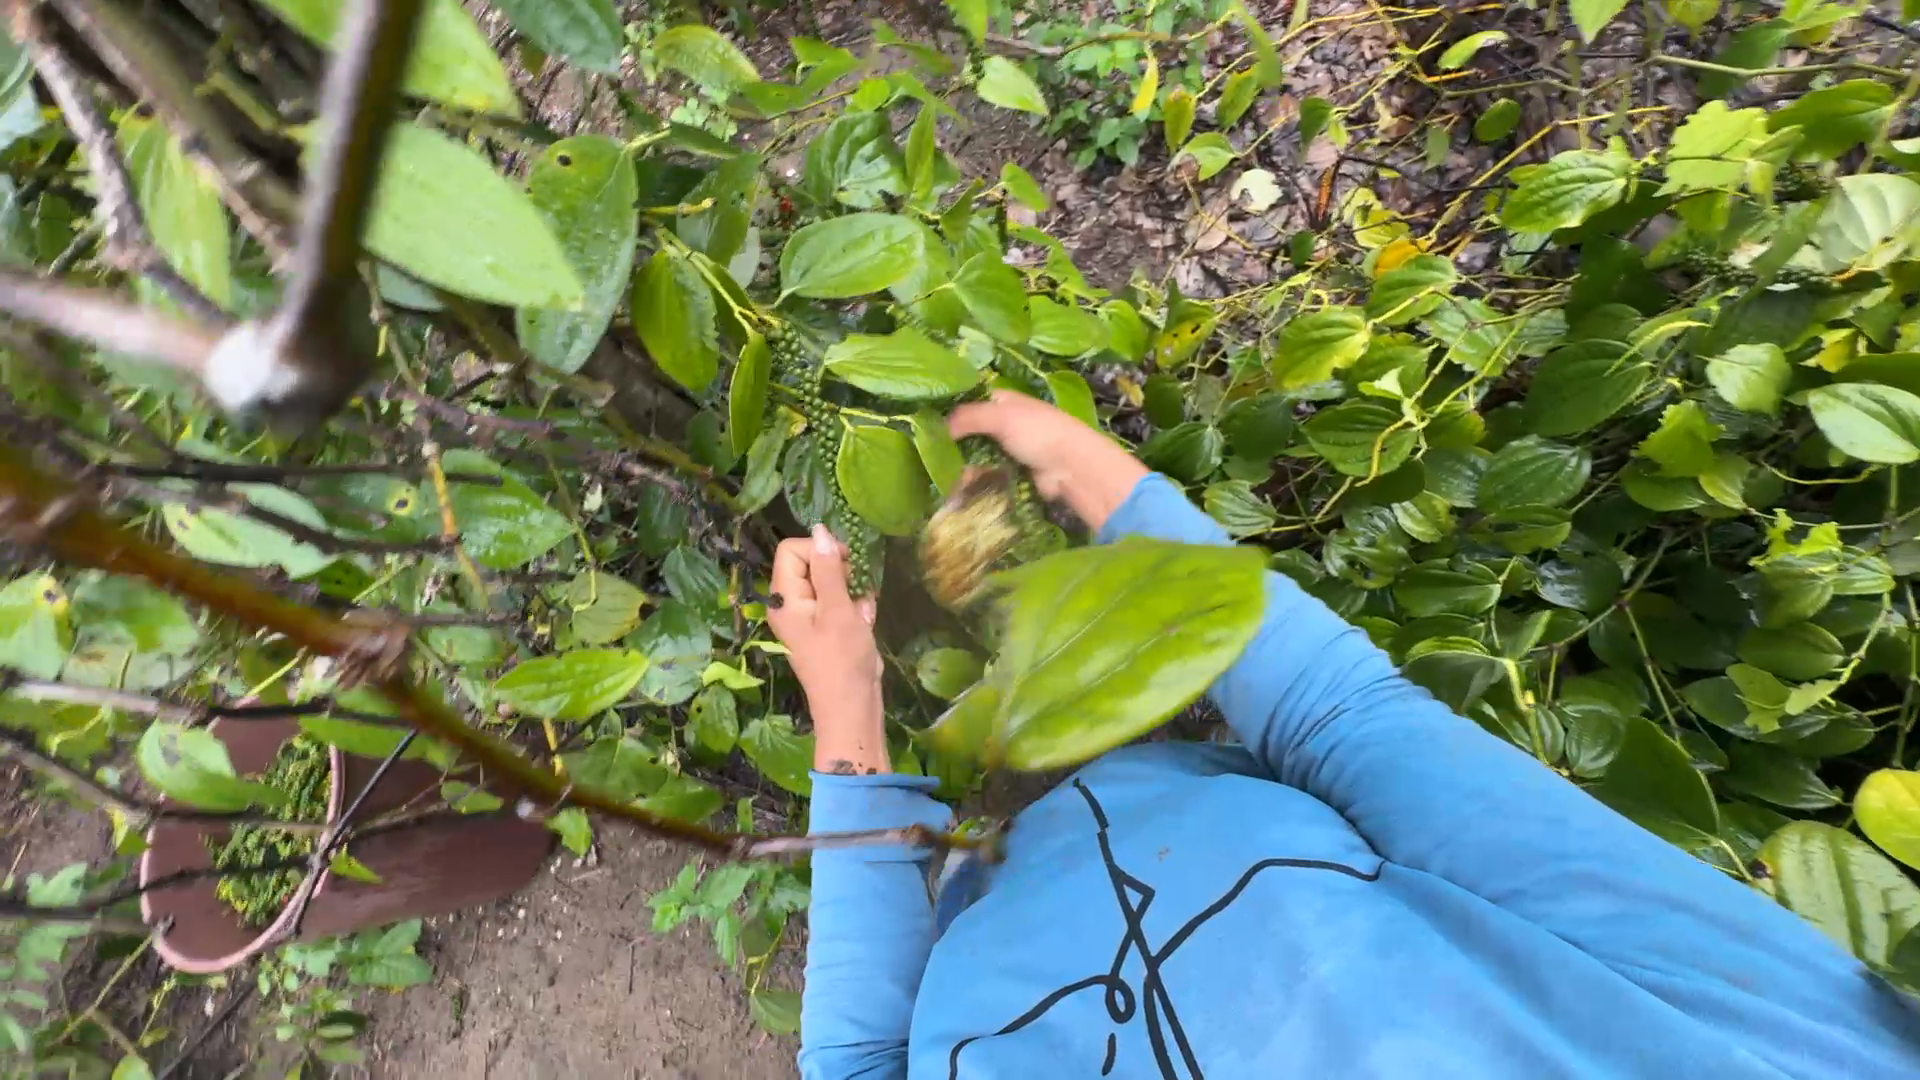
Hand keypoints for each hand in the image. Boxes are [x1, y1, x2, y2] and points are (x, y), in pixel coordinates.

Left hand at [766, 525, 887, 774]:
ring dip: (852, 591)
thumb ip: (829, 568)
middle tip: (855, 592)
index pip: (793, 550)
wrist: (851, 706)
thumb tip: (820, 529)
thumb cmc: (842, 657)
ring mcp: (809, 617)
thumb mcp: (838, 609)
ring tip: (861, 614)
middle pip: (812, 563)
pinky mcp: (826, 628)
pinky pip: (840, 602)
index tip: (846, 563)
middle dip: (840, 572)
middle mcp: (791, 604)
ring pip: (831, 582)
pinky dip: (855, 608)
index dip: (820, 549)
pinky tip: (864, 624)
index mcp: (785, 598)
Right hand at [948, 391, 1149, 531]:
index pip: (968, 403)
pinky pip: (986, 476)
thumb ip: (967, 418)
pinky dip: (973, 481)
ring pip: (975, 456)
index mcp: (1003, 401)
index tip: (924, 426)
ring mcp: (1008, 450)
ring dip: (960, 466)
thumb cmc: (1039, 432)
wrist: (1072, 467)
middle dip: (951, 445)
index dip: (948, 413)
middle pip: (969, 433)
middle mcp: (1004, 423)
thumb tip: (937, 427)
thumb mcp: (1001, 416)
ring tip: (941, 478)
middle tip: (928, 457)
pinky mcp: (1012, 474)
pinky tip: (957, 490)